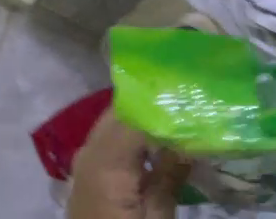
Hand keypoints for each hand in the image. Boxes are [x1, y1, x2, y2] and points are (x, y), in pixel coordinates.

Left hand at [66, 111, 189, 218]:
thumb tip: (191, 138)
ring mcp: (84, 161)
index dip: (162, 105)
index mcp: (106, 159)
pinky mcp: (86, 174)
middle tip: (186, 108)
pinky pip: (107, 141)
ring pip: (113, 124)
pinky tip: (154, 146)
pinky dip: (129, 137)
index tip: (190, 100)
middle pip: (121, 113)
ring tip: (176, 124)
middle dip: (152, 108)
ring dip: (141, 122)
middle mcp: (89, 150)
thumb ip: (170, 174)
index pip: (135, 113)